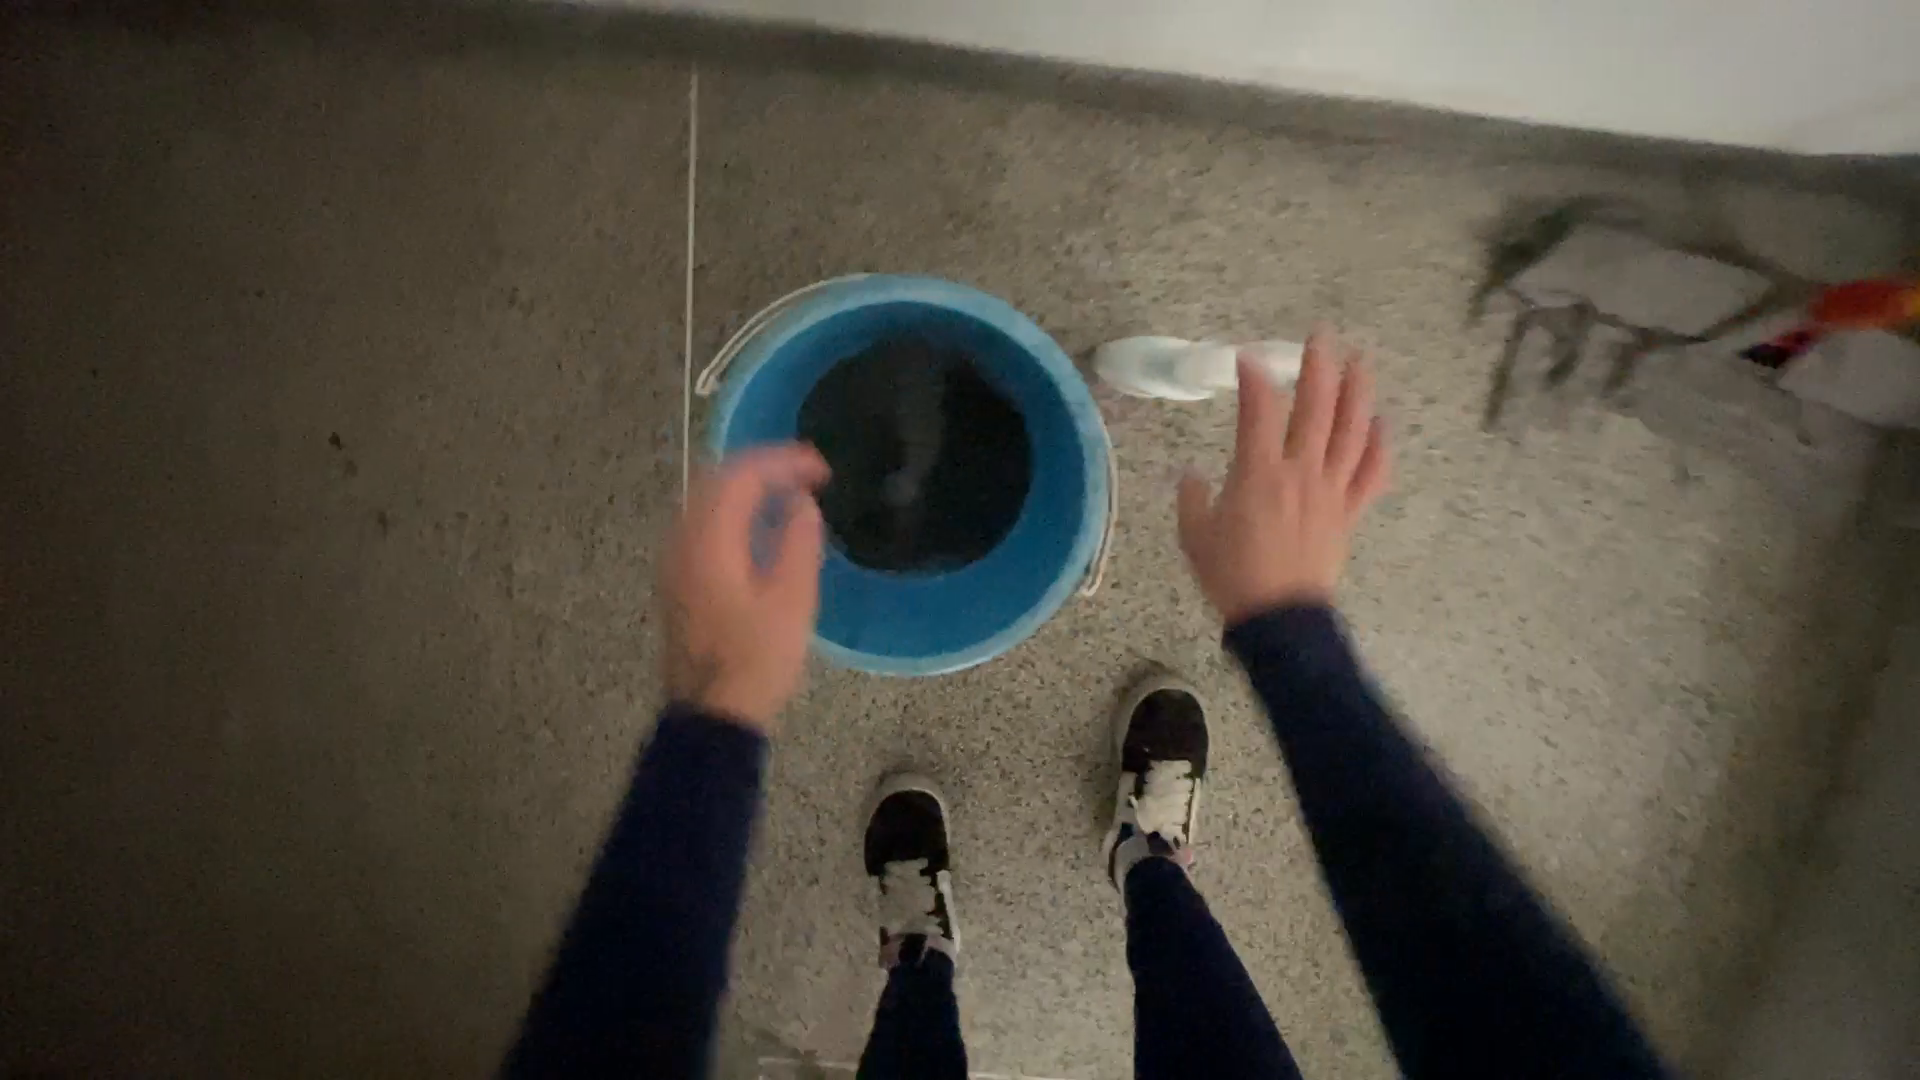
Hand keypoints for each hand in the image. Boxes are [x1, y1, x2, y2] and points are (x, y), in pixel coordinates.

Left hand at [661, 443, 829, 733]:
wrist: (712, 713)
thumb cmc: (757, 658)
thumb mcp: (792, 600)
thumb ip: (798, 541)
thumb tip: (802, 504)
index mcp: (709, 541)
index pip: (741, 475)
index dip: (783, 461)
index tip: (823, 469)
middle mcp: (682, 540)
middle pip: (717, 478)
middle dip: (765, 466)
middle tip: (809, 473)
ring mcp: (675, 560)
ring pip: (707, 499)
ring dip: (748, 486)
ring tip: (791, 491)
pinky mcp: (678, 578)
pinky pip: (704, 522)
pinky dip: (735, 510)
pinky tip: (763, 525)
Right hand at [1177, 330, 1390, 624]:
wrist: (1278, 617)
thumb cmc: (1230, 575)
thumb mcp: (1193, 535)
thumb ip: (1191, 497)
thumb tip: (1192, 475)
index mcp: (1258, 473)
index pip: (1258, 410)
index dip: (1253, 378)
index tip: (1247, 357)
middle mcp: (1300, 472)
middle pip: (1316, 408)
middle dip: (1319, 366)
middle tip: (1321, 336)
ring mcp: (1330, 490)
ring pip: (1352, 431)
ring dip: (1358, 392)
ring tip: (1360, 361)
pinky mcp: (1348, 511)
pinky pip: (1371, 473)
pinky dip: (1380, 446)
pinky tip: (1381, 423)